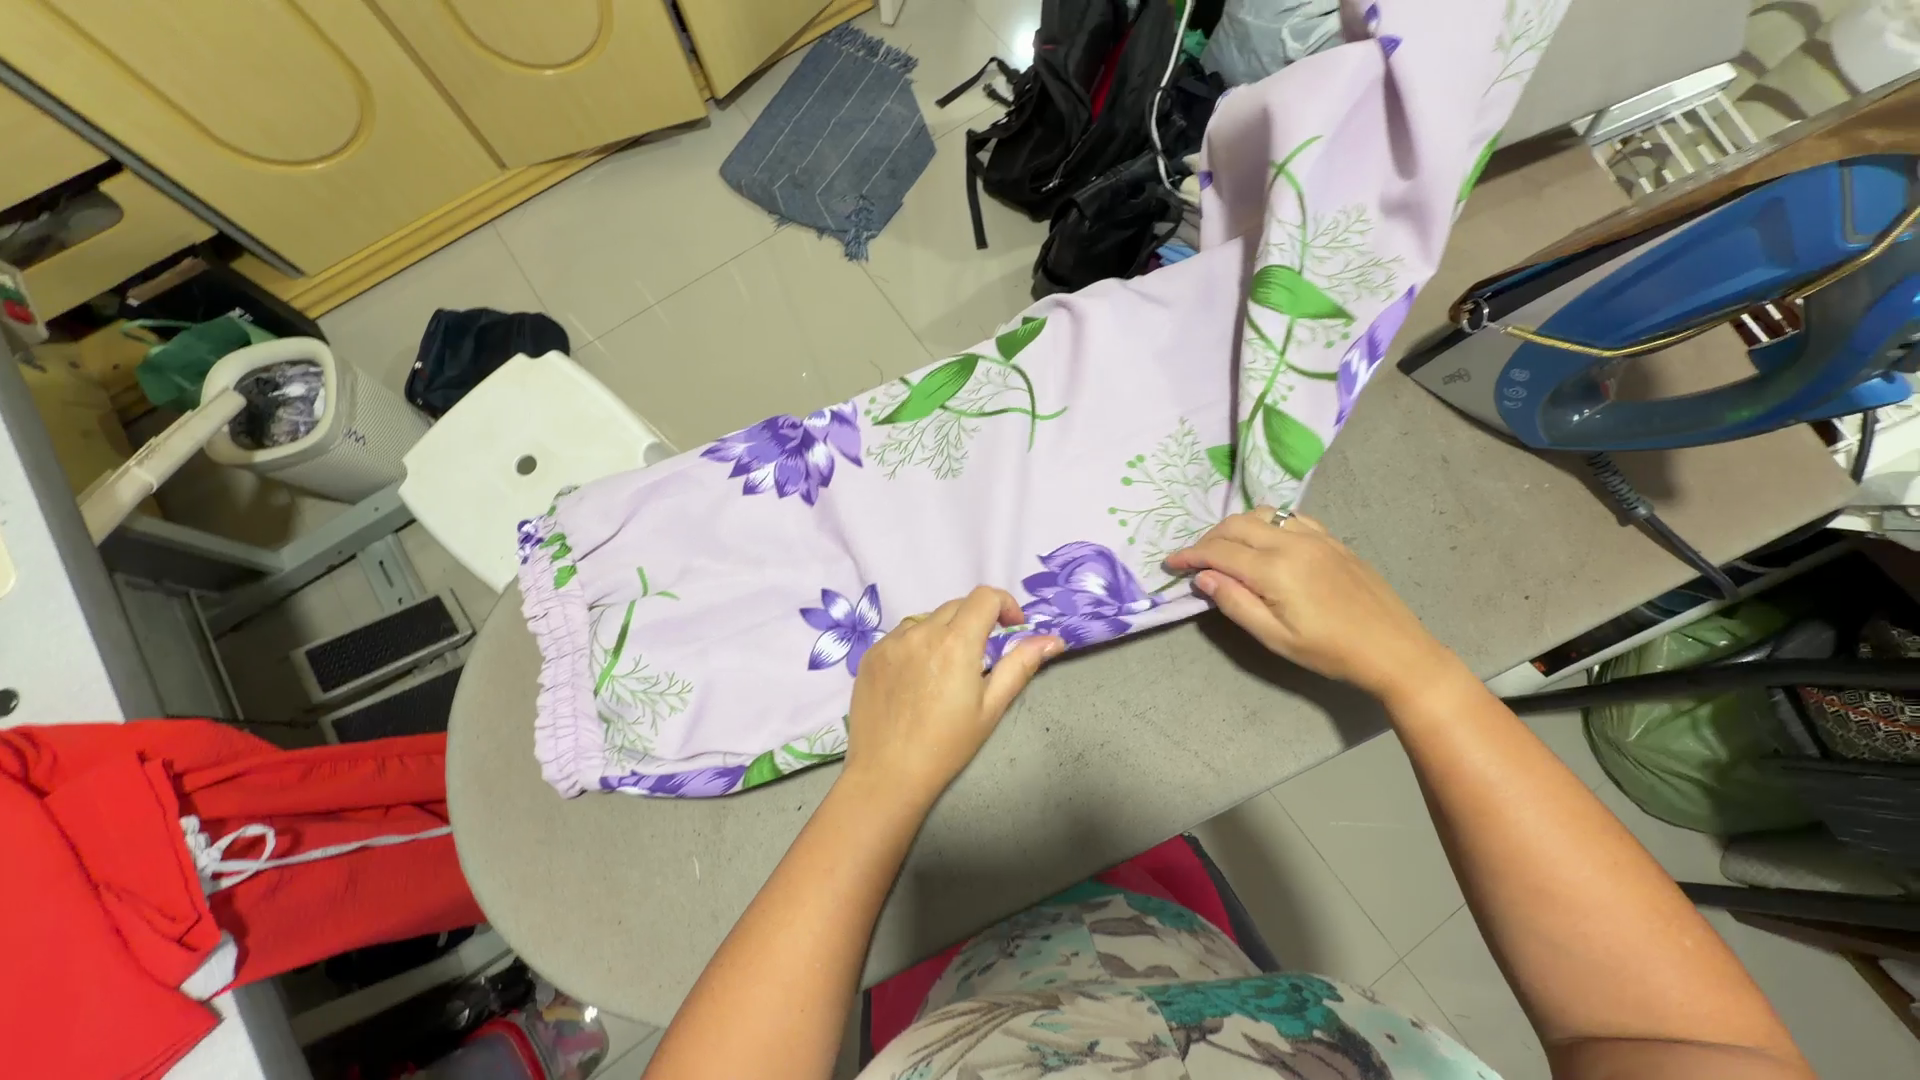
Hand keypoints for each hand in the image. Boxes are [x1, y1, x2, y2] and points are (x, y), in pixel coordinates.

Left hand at [842, 586, 1063, 806]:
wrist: (886, 774)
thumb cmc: (946, 745)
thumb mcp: (991, 707)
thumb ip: (1020, 665)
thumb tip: (1053, 639)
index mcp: (956, 642)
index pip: (985, 597)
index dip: (1004, 605)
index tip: (1011, 628)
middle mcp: (921, 632)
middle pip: (957, 606)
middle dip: (977, 621)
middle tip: (981, 658)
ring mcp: (891, 642)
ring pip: (927, 619)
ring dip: (945, 632)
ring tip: (945, 672)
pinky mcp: (872, 654)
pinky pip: (901, 636)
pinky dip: (917, 645)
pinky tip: (916, 680)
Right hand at [1164, 508, 1462, 703]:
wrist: (1394, 649)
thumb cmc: (1330, 651)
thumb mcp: (1275, 638)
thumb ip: (1235, 603)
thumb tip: (1203, 578)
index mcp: (1275, 569)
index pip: (1219, 552)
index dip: (1190, 556)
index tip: (1171, 564)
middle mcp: (1293, 542)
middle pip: (1236, 525)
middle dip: (1208, 539)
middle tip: (1195, 561)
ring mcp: (1316, 537)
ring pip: (1262, 514)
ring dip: (1235, 528)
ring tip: (1225, 550)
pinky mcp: (1332, 540)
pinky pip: (1289, 517)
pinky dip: (1266, 523)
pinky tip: (1264, 542)